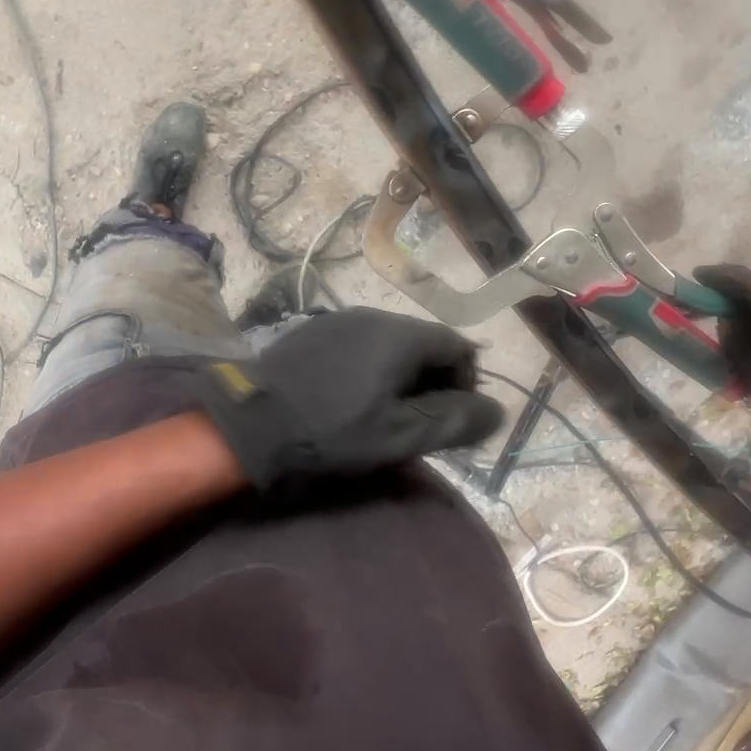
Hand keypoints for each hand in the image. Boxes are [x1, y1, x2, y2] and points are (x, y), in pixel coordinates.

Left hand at [190, 307, 503, 487]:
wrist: (254, 420)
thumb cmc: (334, 430)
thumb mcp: (402, 436)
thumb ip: (455, 421)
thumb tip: (496, 411)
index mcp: (401, 335)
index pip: (457, 346)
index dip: (465, 382)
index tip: (452, 417)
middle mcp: (374, 315)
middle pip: (422, 342)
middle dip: (432, 379)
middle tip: (419, 421)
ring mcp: (339, 319)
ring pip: (389, 343)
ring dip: (399, 374)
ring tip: (384, 411)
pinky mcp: (312, 331)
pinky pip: (357, 344)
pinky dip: (368, 367)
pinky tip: (349, 396)